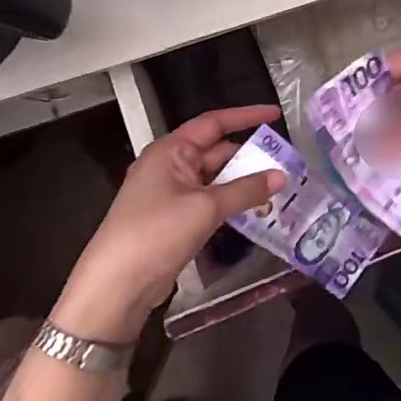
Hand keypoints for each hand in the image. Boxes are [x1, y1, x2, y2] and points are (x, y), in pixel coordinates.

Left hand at [53, 106, 286, 341]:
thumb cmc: (156, 233)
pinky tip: (254, 210)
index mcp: (170, 151)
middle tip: (284, 161)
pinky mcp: (174, 219)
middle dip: (249, 155)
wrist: (116, 286)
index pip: (213, 123)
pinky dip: (231, 201)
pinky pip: (209, 201)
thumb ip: (246, 190)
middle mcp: (169, 166)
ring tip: (277, 185)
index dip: (245, 116)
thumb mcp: (206, 208)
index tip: (275, 114)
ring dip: (242, 181)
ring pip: (214, 178)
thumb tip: (280, 176)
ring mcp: (170, 194)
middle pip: (216, 151)